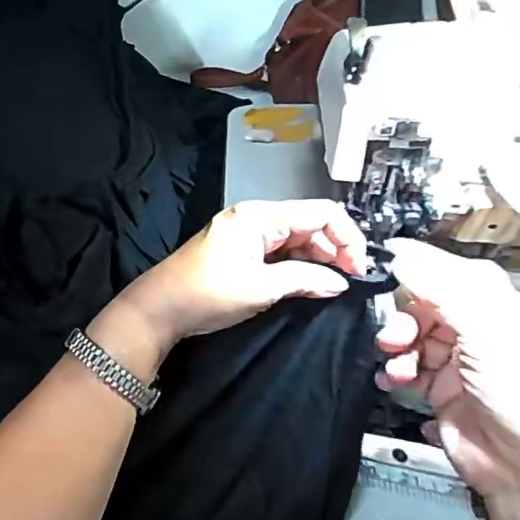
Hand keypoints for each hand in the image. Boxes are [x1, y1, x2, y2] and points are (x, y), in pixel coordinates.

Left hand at [91, 199, 385, 369]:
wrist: (159, 308)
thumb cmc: (206, 294)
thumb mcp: (261, 287)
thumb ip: (304, 278)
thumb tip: (339, 281)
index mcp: (259, 215)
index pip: (321, 212)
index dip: (347, 237)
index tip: (359, 269)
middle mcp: (254, 216)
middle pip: (310, 223)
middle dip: (334, 249)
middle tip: (348, 282)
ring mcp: (245, 232)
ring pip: (296, 237)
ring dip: (317, 259)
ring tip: (331, 287)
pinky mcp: (239, 248)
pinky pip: (279, 249)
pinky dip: (297, 264)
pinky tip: (307, 283)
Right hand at [374, 239, 519, 507]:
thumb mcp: (491, 330)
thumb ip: (444, 288)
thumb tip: (404, 255)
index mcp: (506, 311)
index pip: (454, 275)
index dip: (421, 271)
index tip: (386, 267)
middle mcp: (485, 335)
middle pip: (428, 306)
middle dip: (404, 315)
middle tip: (395, 333)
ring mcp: (465, 366)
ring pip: (414, 337)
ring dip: (397, 345)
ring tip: (396, 363)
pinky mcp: (445, 395)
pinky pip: (408, 370)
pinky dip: (395, 372)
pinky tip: (393, 379)